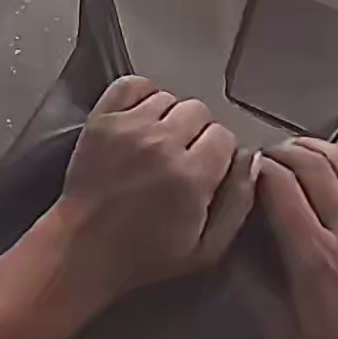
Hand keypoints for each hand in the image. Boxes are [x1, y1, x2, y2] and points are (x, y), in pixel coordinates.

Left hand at [45, 76, 255, 300]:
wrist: (84, 246)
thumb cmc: (146, 254)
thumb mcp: (206, 249)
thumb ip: (238, 201)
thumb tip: (253, 160)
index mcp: (191, 176)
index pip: (224, 136)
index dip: (219, 153)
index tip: (207, 168)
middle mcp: (161, 143)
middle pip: (199, 111)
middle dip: (196, 133)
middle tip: (182, 155)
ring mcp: (128, 126)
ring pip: (168, 97)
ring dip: (168, 117)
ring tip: (157, 141)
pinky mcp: (101, 118)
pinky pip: (132, 84)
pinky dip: (141, 95)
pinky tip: (141, 117)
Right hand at [232, 132, 337, 338]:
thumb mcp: (280, 338)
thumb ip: (251, 284)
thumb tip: (230, 244)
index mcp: (315, 258)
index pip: (281, 186)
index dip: (258, 167)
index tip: (241, 169)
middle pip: (314, 167)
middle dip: (282, 151)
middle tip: (262, 157)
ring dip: (318, 147)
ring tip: (294, 145)